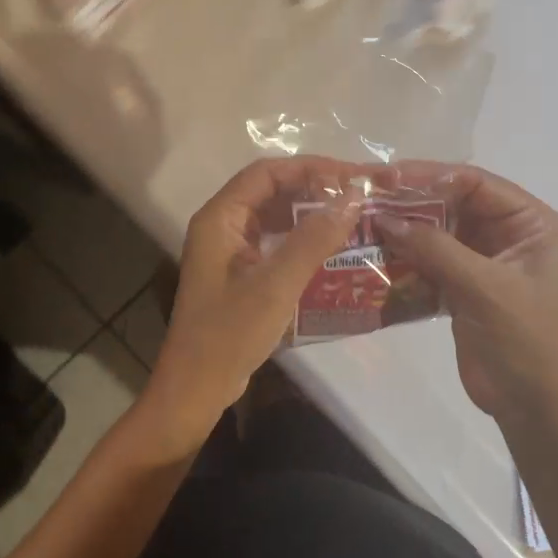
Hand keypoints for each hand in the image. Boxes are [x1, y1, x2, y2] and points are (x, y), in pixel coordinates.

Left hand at [149, 156, 362, 422]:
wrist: (196, 388)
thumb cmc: (229, 334)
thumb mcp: (276, 285)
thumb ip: (313, 240)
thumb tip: (352, 198)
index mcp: (219, 219)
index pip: (267, 173)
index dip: (311, 168)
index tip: (354, 177)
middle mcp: (221, 229)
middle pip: (271, 192)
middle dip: (315, 191)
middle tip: (362, 198)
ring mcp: (229, 254)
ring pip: (275, 221)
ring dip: (311, 218)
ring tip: (356, 220)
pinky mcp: (239, 278)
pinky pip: (274, 247)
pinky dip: (302, 244)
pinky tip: (335, 254)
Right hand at [375, 163, 557, 433]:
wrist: (542, 409)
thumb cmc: (530, 341)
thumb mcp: (486, 288)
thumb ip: (436, 248)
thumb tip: (385, 218)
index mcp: (530, 224)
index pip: (475, 183)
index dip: (429, 177)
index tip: (384, 178)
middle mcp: (508, 237)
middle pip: (452, 206)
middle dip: (409, 204)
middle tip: (362, 201)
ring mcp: (484, 266)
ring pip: (436, 237)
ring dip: (401, 234)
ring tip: (358, 228)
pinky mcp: (463, 293)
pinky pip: (429, 267)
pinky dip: (403, 264)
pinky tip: (371, 261)